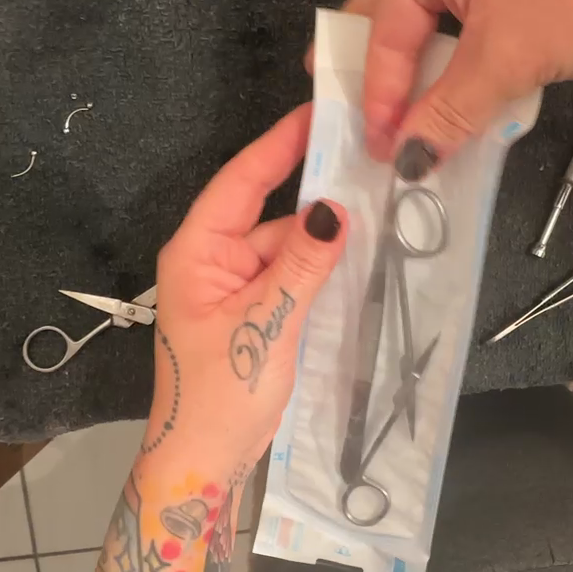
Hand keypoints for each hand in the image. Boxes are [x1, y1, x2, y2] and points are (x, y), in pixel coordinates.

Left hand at [142, 106, 347, 476]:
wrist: (205, 459)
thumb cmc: (222, 393)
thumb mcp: (266, 324)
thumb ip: (302, 265)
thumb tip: (336, 210)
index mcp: (198, 252)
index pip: (241, 182)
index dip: (279, 145)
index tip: (318, 112)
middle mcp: (214, 261)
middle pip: (268, 215)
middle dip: (313, 199)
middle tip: (368, 168)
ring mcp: (235, 289)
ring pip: (284, 249)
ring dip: (320, 241)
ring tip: (374, 215)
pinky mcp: (254, 314)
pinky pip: (288, 278)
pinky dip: (317, 271)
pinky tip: (353, 260)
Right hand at [337, 0, 572, 169]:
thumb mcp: (510, 59)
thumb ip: (450, 112)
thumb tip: (411, 156)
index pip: (386, 32)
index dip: (380, 99)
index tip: (381, 148)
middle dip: (375, 48)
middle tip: (345, 88)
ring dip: (408, 23)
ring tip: (375, 42)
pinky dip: (455, 11)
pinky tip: (447, 15)